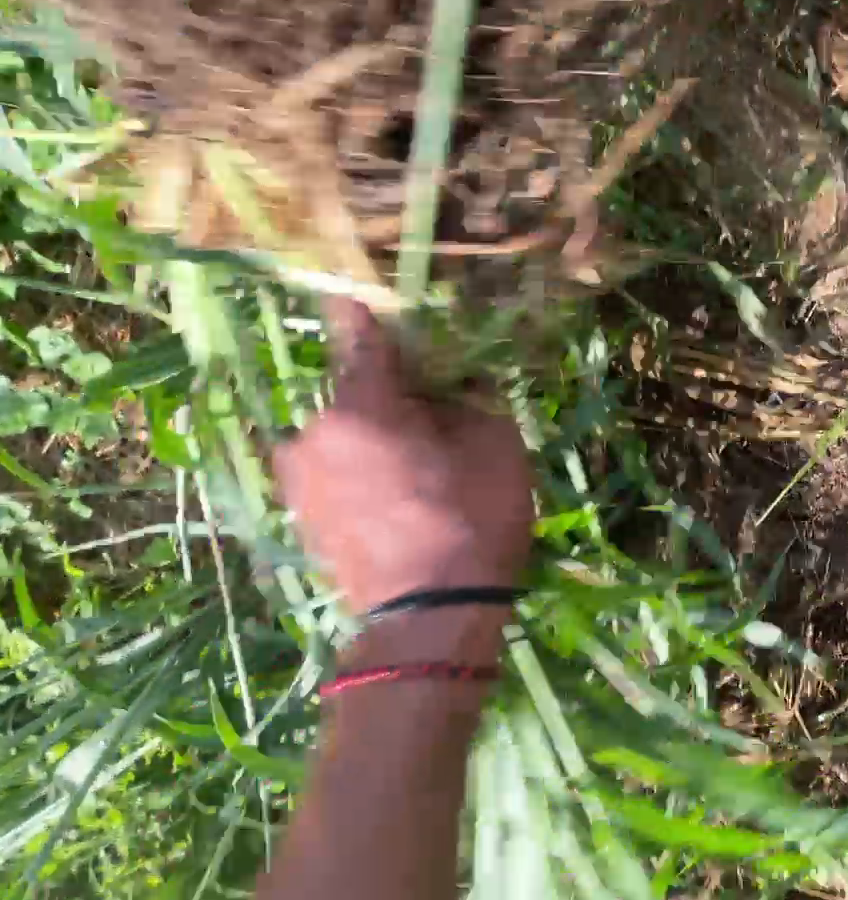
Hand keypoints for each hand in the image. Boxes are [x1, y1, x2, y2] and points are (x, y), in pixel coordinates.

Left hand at [274, 299, 533, 614]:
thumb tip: (455, 384)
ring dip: (383, 431)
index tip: (373, 286)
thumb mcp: (498, 444)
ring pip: (348, 431)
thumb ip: (472, 398)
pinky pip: (338, 466)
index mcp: (360, 408)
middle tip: (448, 408)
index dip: (371, 308)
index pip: (359, 334)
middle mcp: (310, 433)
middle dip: (398, 390)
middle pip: (359, 390)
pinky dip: (368, 465)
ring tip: (431, 460)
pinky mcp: (300, 511)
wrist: (430, 613)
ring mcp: (296, 477)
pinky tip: (408, 492)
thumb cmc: (474, 516)